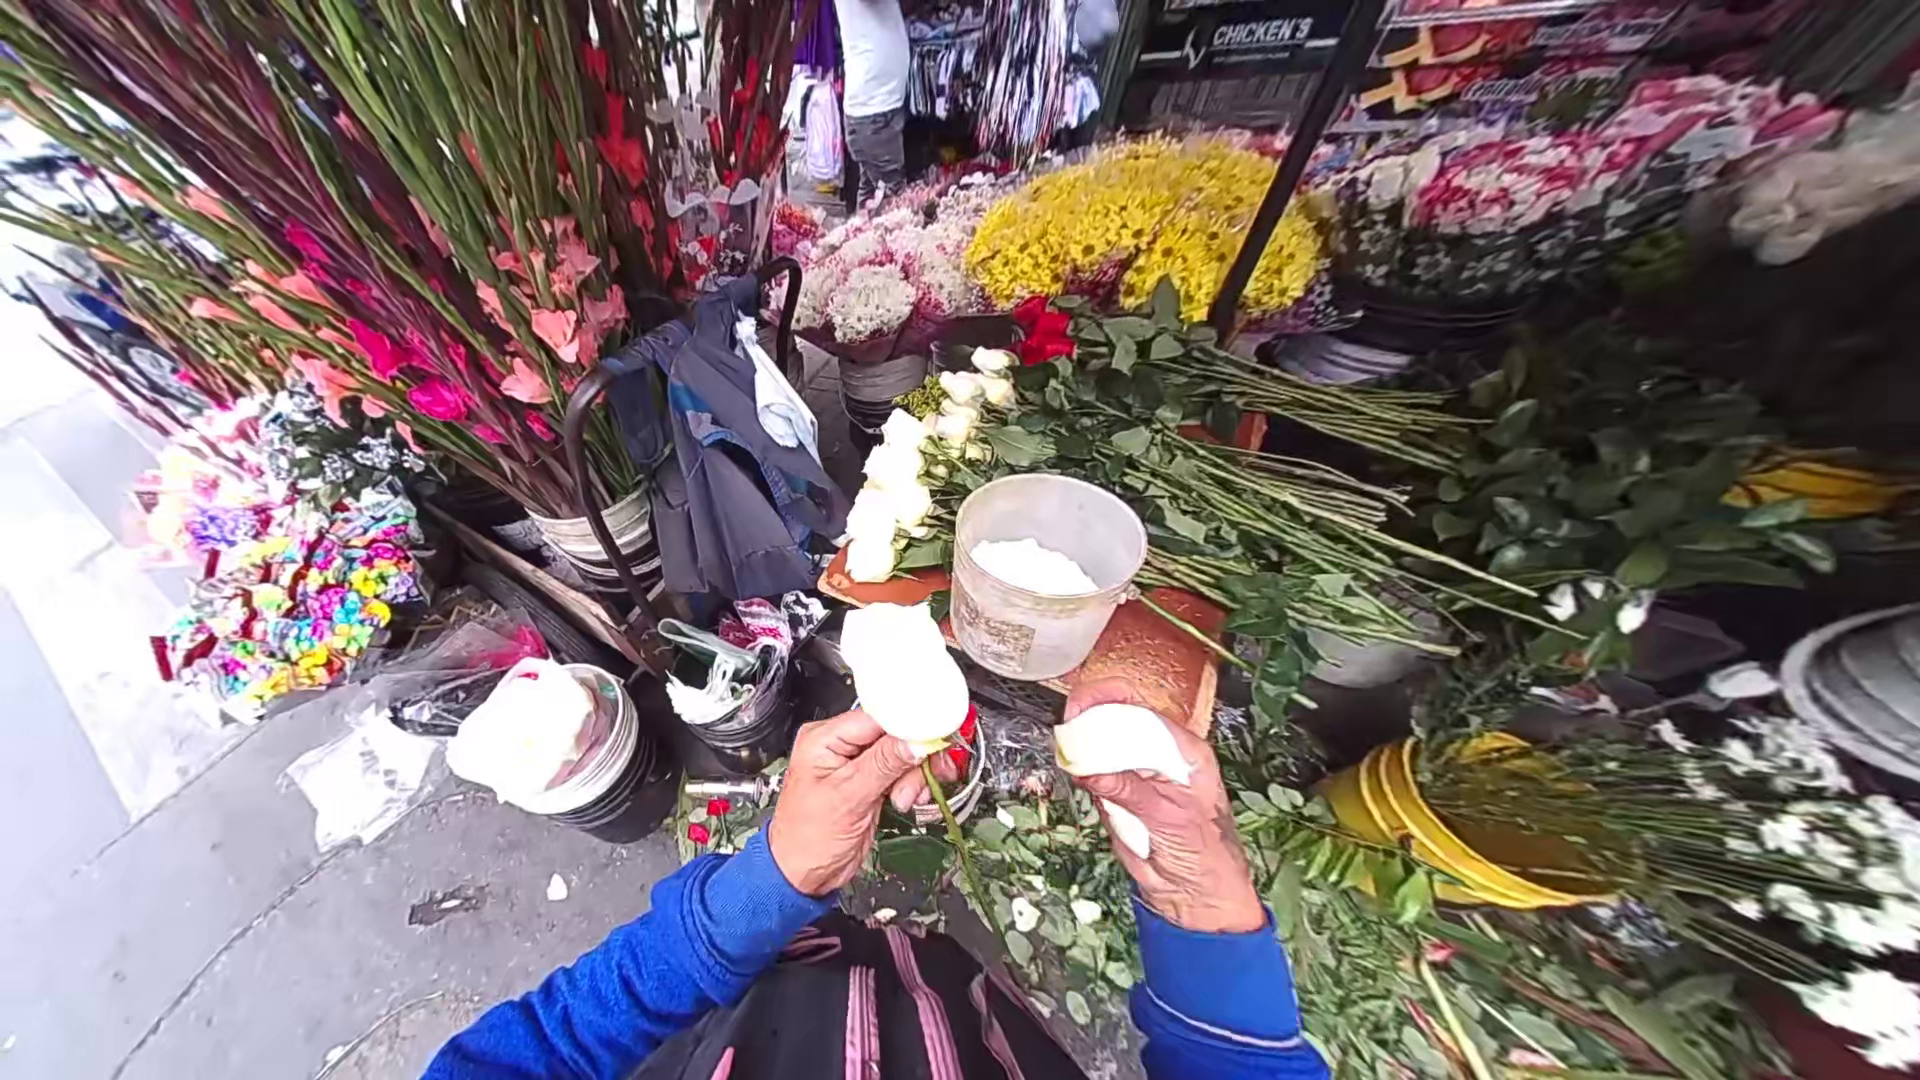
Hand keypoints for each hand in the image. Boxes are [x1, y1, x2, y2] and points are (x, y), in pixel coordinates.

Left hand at [767, 710, 925, 895]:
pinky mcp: (872, 778)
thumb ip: (884, 764)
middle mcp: (842, 743)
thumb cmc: (805, 840)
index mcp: (825, 737)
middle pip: (896, 732)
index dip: (908, 725)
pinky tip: (909, 798)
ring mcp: (859, 761)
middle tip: (925, 775)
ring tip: (907, 797)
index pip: (877, 716)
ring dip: (915, 775)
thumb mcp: (848, 797)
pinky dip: (914, 782)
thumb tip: (917, 740)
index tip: (933, 738)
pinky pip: (903, 769)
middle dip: (914, 755)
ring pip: (904, 751)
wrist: (803, 878)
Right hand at [1063, 678, 1265, 933]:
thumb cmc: (1206, 857)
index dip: (1109, 700)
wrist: (1196, 899)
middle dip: (1089, 719)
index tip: (1081, 706)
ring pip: (1100, 744)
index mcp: (1182, 749)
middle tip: (1067, 727)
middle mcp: (1157, 755)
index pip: (1142, 709)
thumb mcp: (1170, 818)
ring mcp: (1135, 772)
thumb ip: (1129, 791)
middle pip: (1116, 719)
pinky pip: (1093, 771)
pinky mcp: (1117, 792)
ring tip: (1068, 750)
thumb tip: (1089, 769)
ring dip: (1081, 745)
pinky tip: (1074, 769)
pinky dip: (1080, 769)